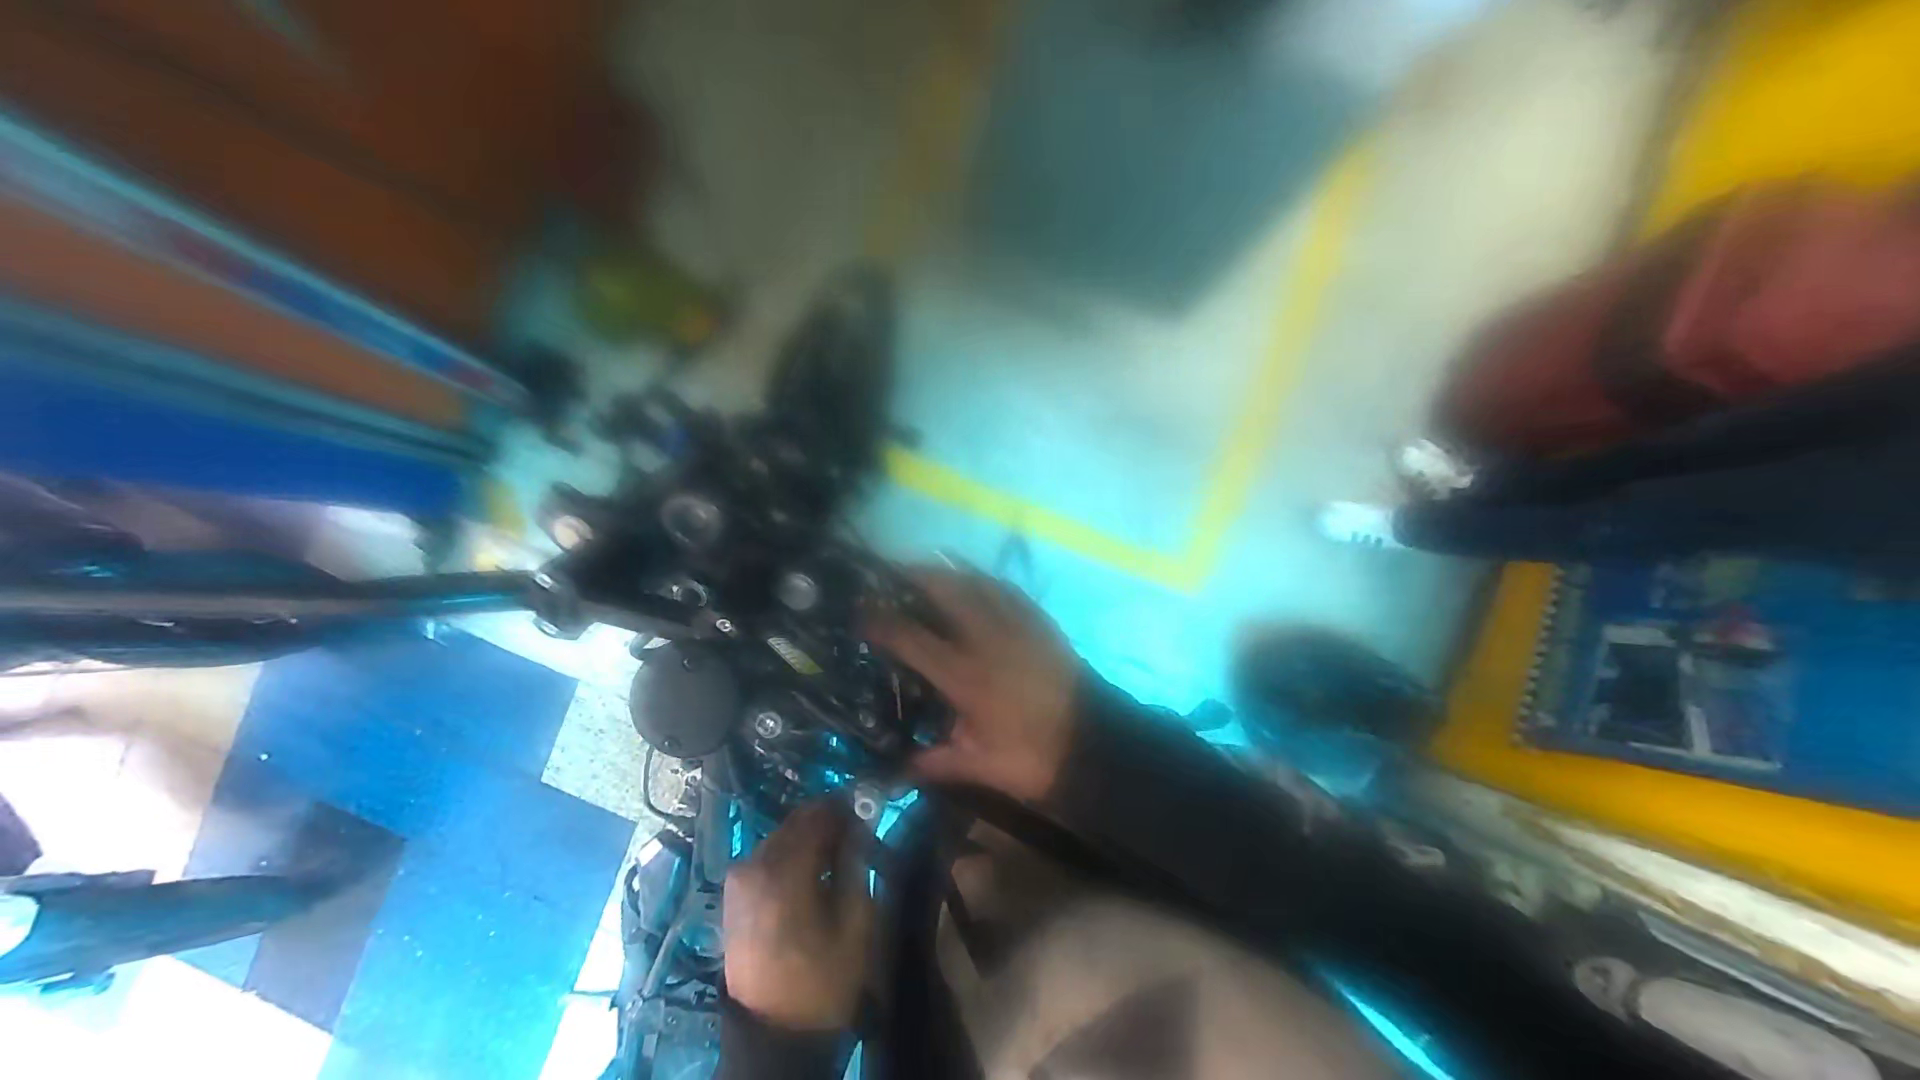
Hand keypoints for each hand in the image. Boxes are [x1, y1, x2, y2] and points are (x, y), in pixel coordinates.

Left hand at [723, 801, 873, 1030]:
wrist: (772, 1034)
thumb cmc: (822, 981)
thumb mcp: (856, 925)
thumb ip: (855, 865)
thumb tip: (859, 825)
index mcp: (784, 873)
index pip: (818, 816)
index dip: (845, 808)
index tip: (867, 810)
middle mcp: (754, 866)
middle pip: (796, 822)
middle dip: (826, 820)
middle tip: (855, 833)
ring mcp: (738, 880)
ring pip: (781, 836)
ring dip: (808, 837)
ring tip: (835, 855)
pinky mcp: (732, 895)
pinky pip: (766, 856)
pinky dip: (790, 853)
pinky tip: (809, 872)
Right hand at [867, 567, 1078, 802]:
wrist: (1098, 745)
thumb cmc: (1034, 758)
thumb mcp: (980, 766)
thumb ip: (934, 762)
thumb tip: (896, 770)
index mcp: (964, 674)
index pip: (910, 637)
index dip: (879, 623)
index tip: (859, 615)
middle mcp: (986, 638)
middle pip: (943, 588)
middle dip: (912, 574)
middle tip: (889, 572)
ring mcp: (1016, 624)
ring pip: (975, 581)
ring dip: (946, 571)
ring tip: (925, 570)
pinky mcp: (1039, 622)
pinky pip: (1005, 588)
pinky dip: (982, 580)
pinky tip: (974, 582)